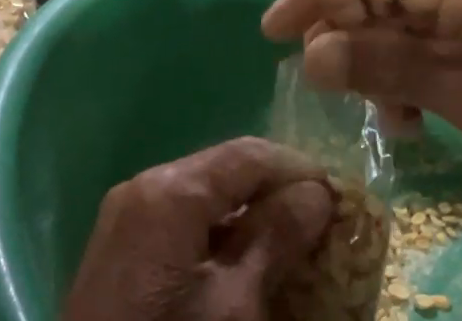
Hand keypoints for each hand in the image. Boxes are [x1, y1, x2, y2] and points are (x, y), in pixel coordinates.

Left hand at [61, 137, 335, 320]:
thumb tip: (316, 193)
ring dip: (249, 214)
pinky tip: (246, 262)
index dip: (299, 169)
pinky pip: (180, 220)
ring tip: (292, 243)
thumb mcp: (236, 306)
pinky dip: (217, 233)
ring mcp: (127, 217)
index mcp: (171, 190)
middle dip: (275, 191)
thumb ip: (276, 240)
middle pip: (224, 170)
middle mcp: (144, 187)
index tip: (340, 197)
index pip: (248, 155)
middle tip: (322, 221)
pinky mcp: (121, 249)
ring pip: (203, 195)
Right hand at [260, 0, 461, 205]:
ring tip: (372, 111)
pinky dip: (399, 72)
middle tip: (316, 80)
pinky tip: (404, 116)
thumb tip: (312, 56)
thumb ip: (387, 67)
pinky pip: (419, 39)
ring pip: (392, 15)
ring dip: (369, 58)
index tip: (270, 31)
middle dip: (337, 29)